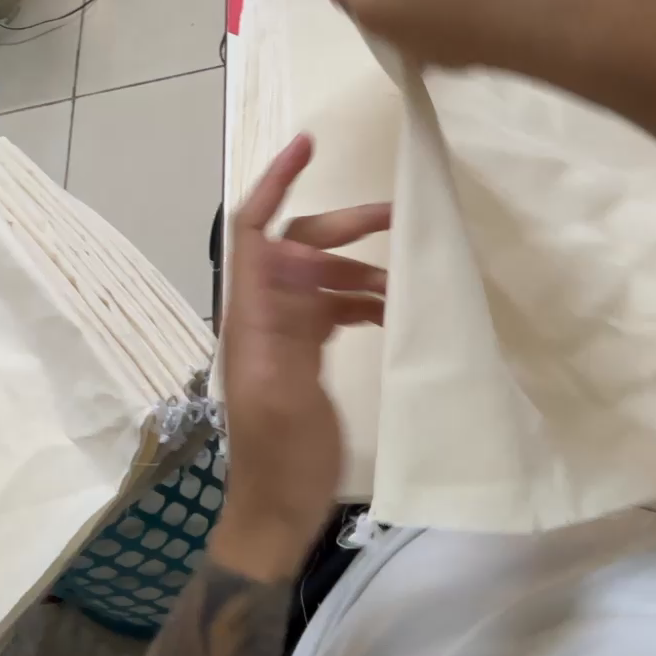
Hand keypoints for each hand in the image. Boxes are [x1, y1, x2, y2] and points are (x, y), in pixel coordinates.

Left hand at [211, 134, 389, 580]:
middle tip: (398, 218)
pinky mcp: (304, 352)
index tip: (308, 146)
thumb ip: (286, 320)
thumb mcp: (284, 389)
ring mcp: (284, 333)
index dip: (274, 183)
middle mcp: (263, 314)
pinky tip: (389, 310)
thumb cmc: (281, 458)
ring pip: (319, 276)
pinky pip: (331, 309)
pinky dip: (360, 301)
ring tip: (404, 280)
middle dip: (343, 226)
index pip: (254, 230)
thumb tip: (290, 249)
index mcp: (251, 316)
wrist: (278, 509)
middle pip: (298, 247)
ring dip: (359, 269)